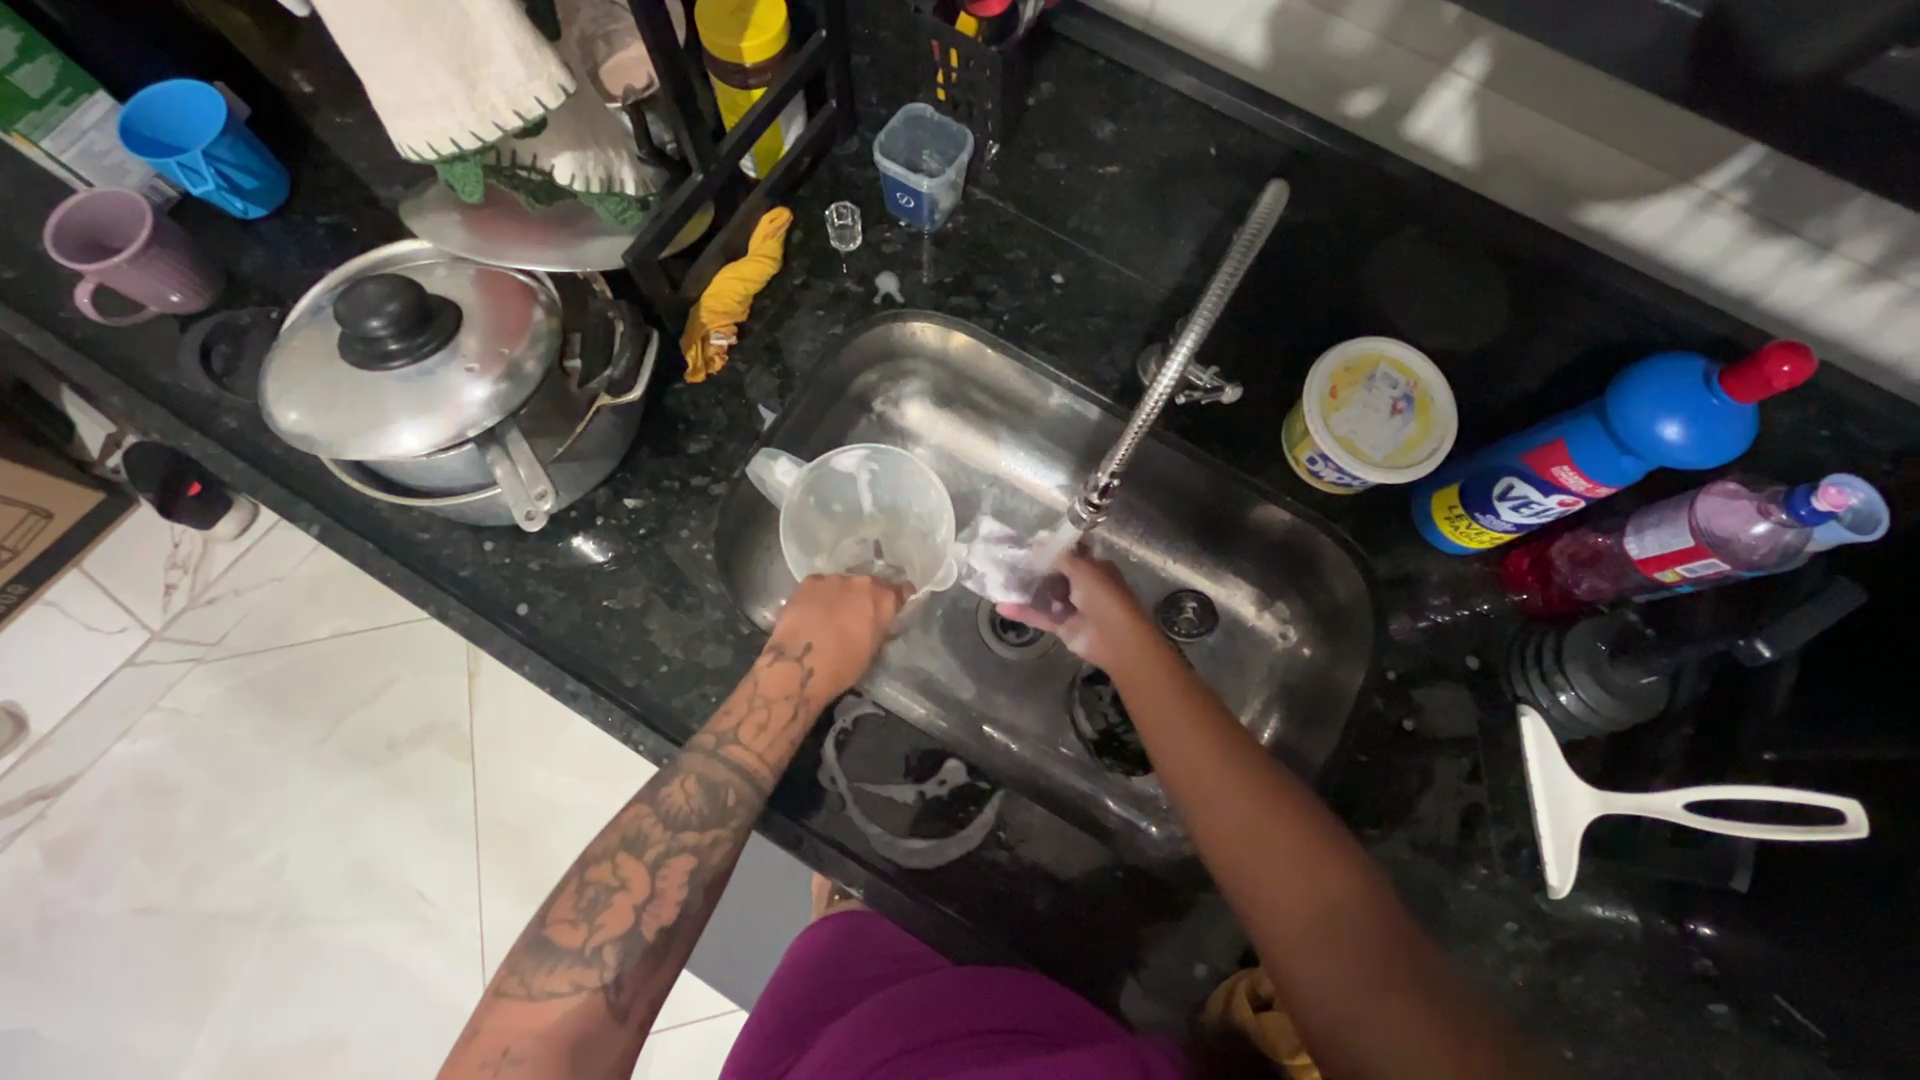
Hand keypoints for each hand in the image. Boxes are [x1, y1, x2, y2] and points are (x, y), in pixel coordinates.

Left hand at [767, 574, 908, 695]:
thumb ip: (880, 628)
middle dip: (865, 597)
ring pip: (842, 584)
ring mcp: (834, 579)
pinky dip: (818, 596)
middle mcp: (862, 582)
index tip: (892, 609)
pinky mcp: (809, 581)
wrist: (801, 663)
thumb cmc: (844, 665)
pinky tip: (810, 612)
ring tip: (829, 614)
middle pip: (869, 585)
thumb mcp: (873, 650)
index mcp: (884, 600)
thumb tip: (880, 622)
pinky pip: (819, 585)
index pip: (901, 590)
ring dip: (840, 596)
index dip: (897, 599)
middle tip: (856, 615)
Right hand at [996, 551, 1167, 671]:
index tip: (1028, 542)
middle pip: (1055, 573)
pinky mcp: (1063, 626)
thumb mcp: (1084, 569)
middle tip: (1007, 559)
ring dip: (1025, 589)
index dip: (1051, 547)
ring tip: (999, 580)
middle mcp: (1083, 585)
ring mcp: (1072, 606)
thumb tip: (1037, 542)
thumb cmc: (1104, 597)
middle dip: (1034, 568)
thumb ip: (1059, 557)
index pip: (1071, 552)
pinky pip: (1040, 616)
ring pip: (1045, 595)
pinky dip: (1023, 612)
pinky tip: (1001, 606)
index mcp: (1094, 567)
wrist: (1117, 639)